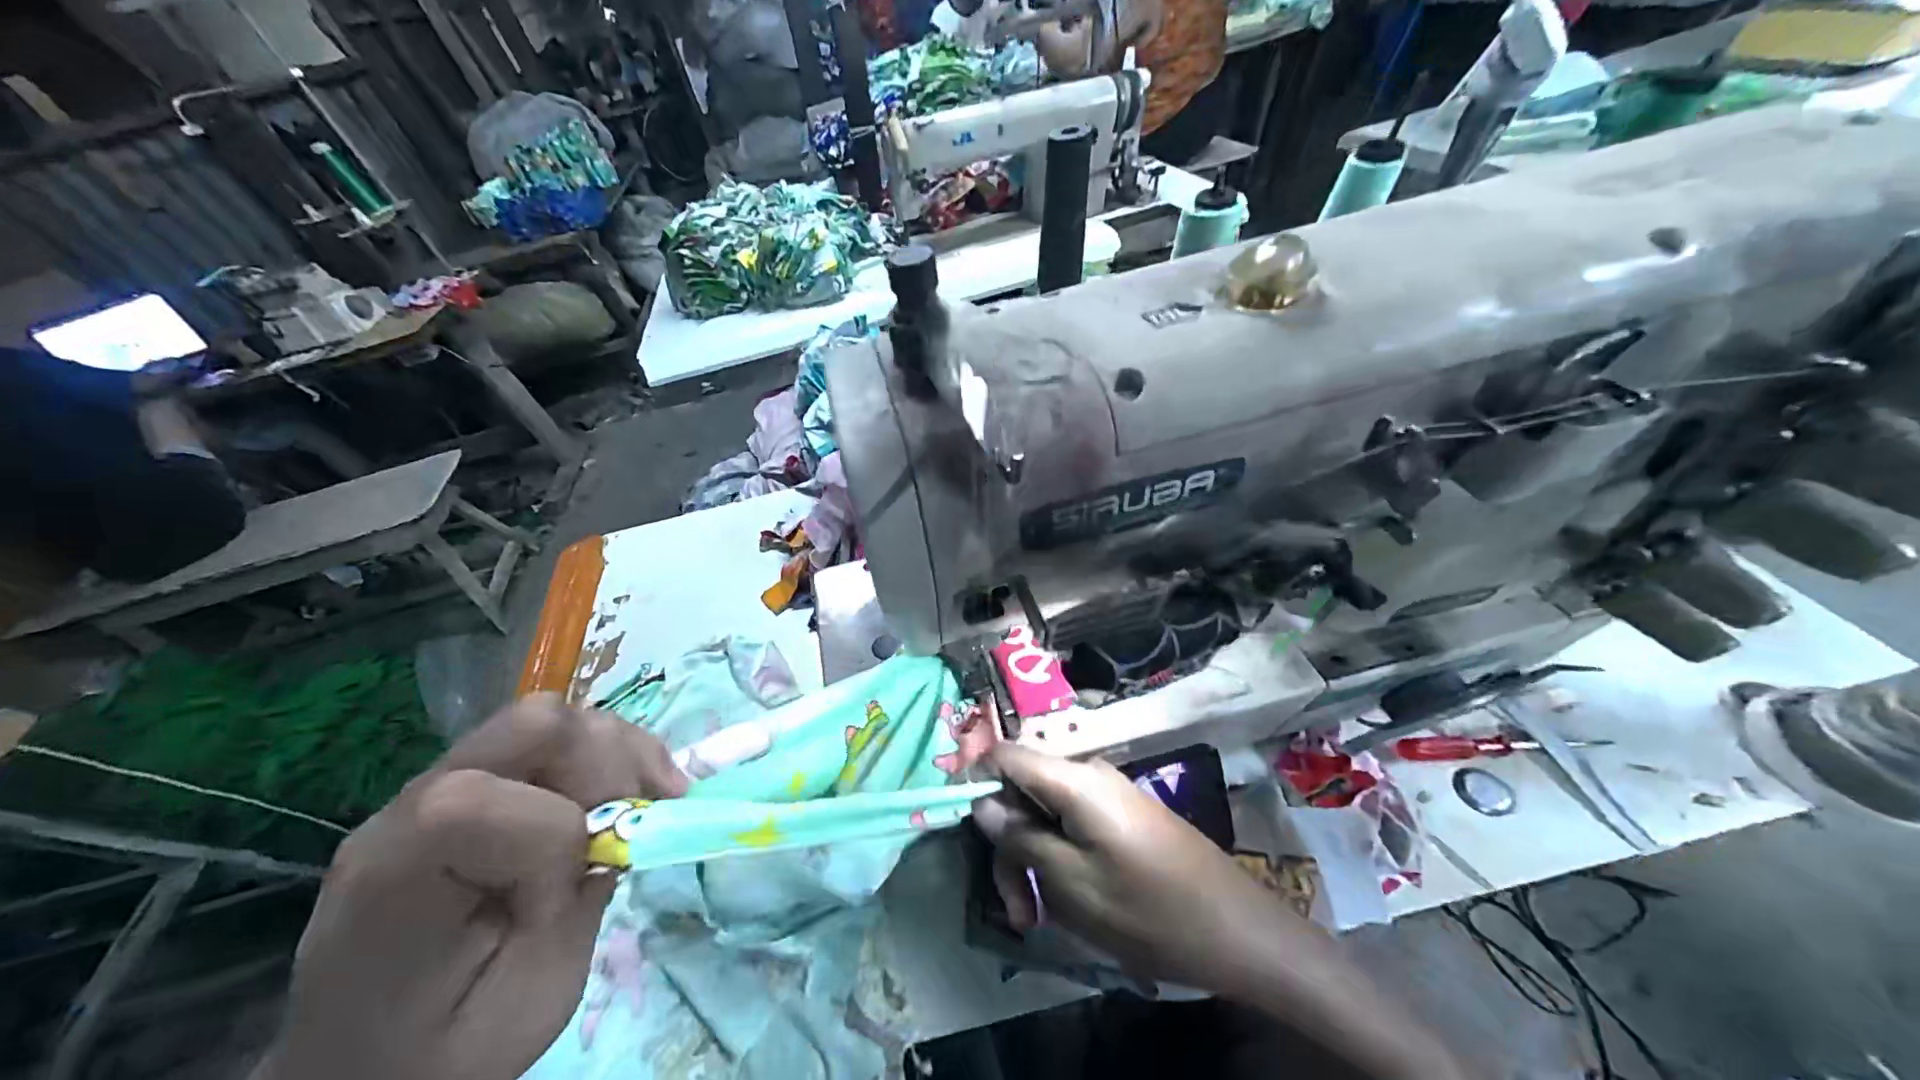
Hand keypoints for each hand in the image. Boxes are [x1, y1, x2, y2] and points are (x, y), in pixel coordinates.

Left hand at [255, 695, 687, 1079]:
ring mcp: (438, 784)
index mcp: (395, 875)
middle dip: (608, 765)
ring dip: (618, 753)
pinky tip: (630, 791)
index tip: (565, 899)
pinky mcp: (470, 781)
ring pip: (551, 718)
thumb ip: (575, 908)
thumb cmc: (445, 1048)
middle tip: (641, 817)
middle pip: (531, 725)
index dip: (551, 839)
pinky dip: (606, 755)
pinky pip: (548, 739)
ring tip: (650, 799)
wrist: (371, 1056)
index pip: (477, 804)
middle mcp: (410, 806)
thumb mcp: (526, 1005)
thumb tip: (622, 829)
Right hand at [971, 743, 1285, 993]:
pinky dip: (1057, 861)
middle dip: (1008, 846)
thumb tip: (983, 804)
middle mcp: (1089, 777)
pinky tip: (1063, 902)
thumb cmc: (1150, 910)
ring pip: (1045, 816)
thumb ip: (1021, 838)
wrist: (1240, 932)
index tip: (954, 822)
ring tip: (1036, 918)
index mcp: (1075, 780)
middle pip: (1023, 792)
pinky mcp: (1122, 819)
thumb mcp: (1072, 883)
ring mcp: (1108, 798)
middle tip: (1014, 909)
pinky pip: (1072, 827)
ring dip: (1031, 863)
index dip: (973, 778)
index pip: (1005, 754)